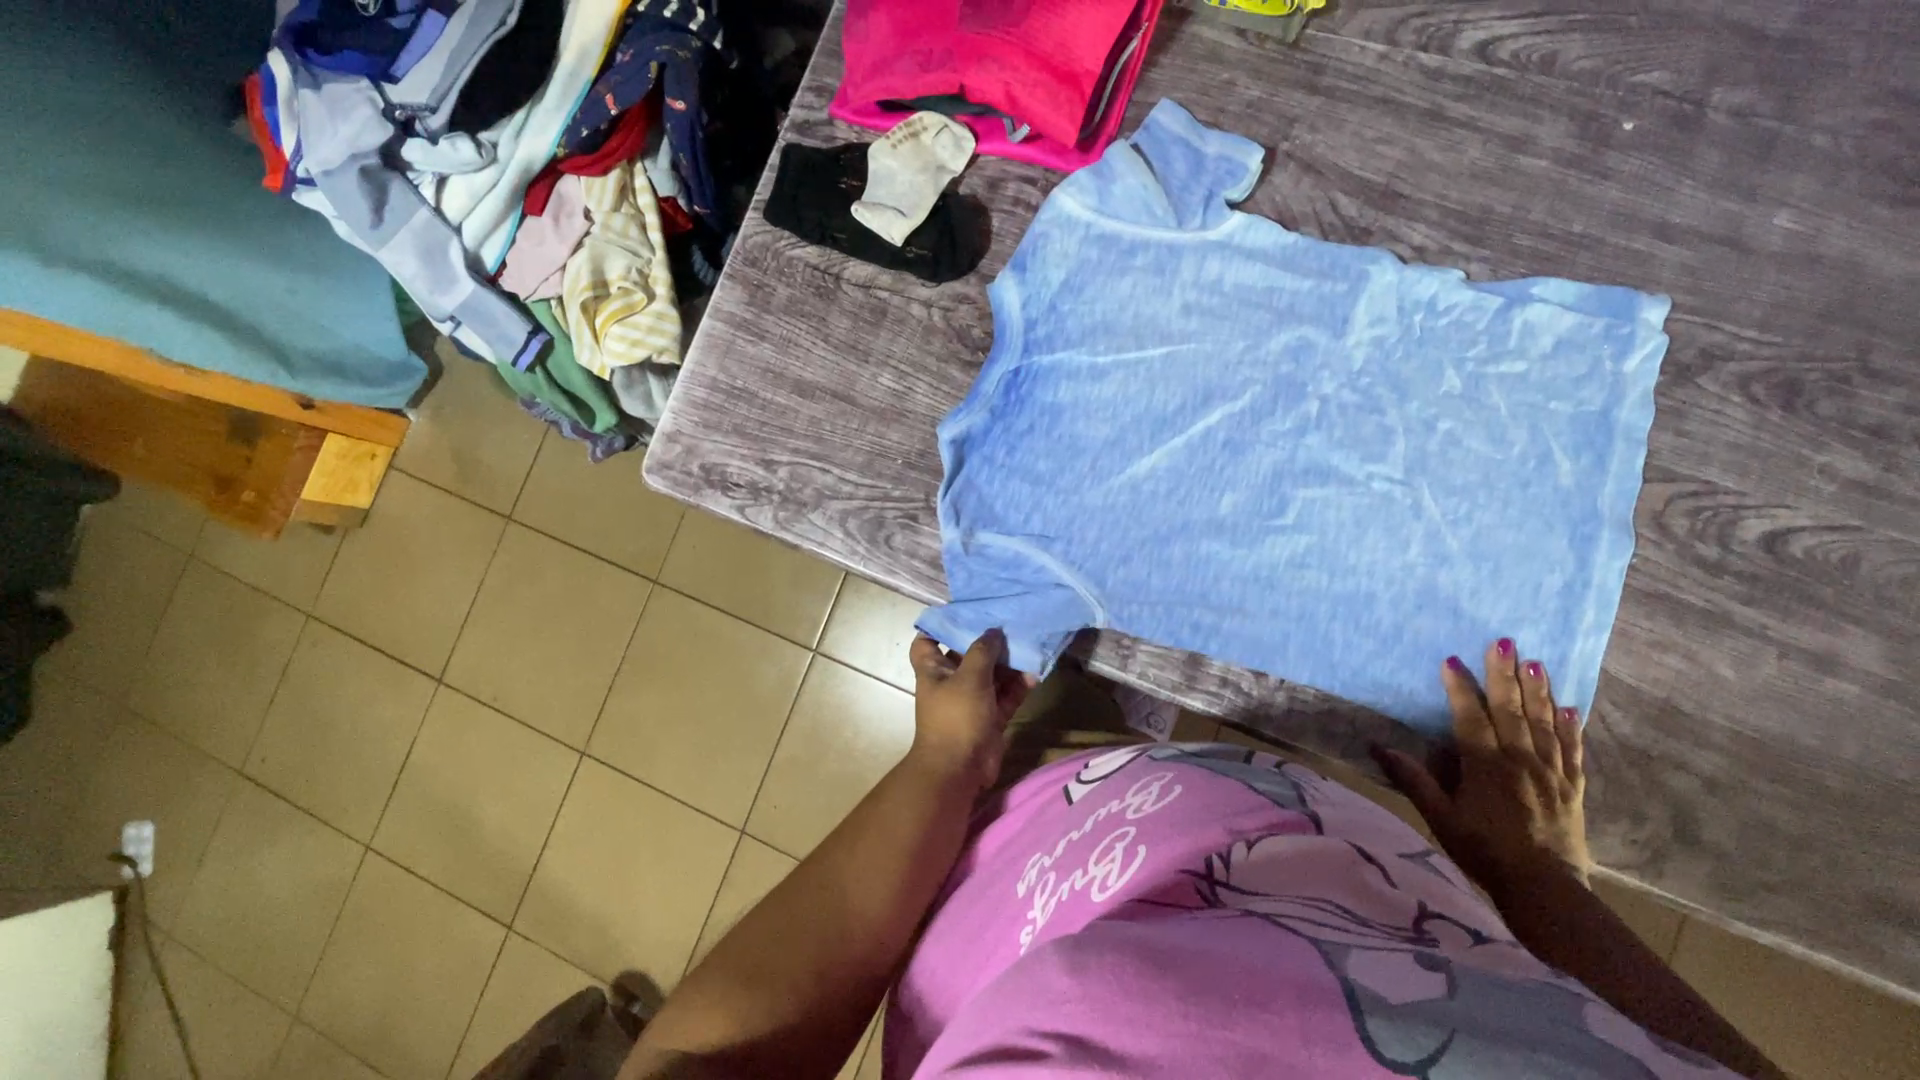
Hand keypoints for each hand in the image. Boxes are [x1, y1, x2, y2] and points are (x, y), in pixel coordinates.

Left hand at [908, 630, 1032, 793]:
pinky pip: (1005, 696)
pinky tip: (1035, 674)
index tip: (962, 613)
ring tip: (1028, 645)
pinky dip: (1018, 687)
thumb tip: (993, 631)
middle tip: (1009, 623)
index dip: (939, 627)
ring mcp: (971, 701)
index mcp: (933, 670)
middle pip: (967, 655)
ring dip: (1008, 664)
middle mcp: (950, 683)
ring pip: (991, 676)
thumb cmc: (956, 716)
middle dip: (986, 642)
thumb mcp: (969, 677)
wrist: (960, 768)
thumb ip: (982, 651)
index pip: (927, 642)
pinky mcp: (990, 718)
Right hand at [1373, 638, 1591, 895]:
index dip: (1460, 687)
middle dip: (1505, 674)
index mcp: (1486, 766)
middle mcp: (1521, 761)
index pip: (1471, 716)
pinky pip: (1572, 750)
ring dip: (1539, 691)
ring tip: (1535, 662)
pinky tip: (1569, 707)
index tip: (1452, 659)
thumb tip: (1377, 748)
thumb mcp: (1441, 818)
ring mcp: (1550, 772)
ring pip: (1544, 723)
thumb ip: (1414, 780)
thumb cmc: (1484, 852)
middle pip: (1512, 710)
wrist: (1545, 889)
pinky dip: (1570, 727)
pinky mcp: (1572, 788)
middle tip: (1505, 642)